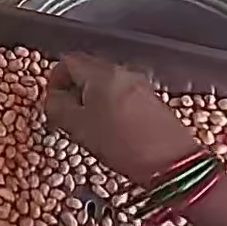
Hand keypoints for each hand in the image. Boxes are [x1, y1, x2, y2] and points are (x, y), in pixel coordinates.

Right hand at [42, 52, 201, 179]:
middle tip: (66, 115)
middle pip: (86, 70)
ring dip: (90, 100)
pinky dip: (108, 106)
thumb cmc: (120, 143)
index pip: (67, 62)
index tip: (52, 102)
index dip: (54, 80)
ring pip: (104, 84)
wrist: (173, 163)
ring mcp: (140, 86)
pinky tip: (110, 130)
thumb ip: (57, 107)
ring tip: (87, 126)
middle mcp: (121, 72)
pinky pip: (120, 95)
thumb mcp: (77, 126)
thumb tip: (52, 98)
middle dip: (71, 90)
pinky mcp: (152, 101)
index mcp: (100, 73)